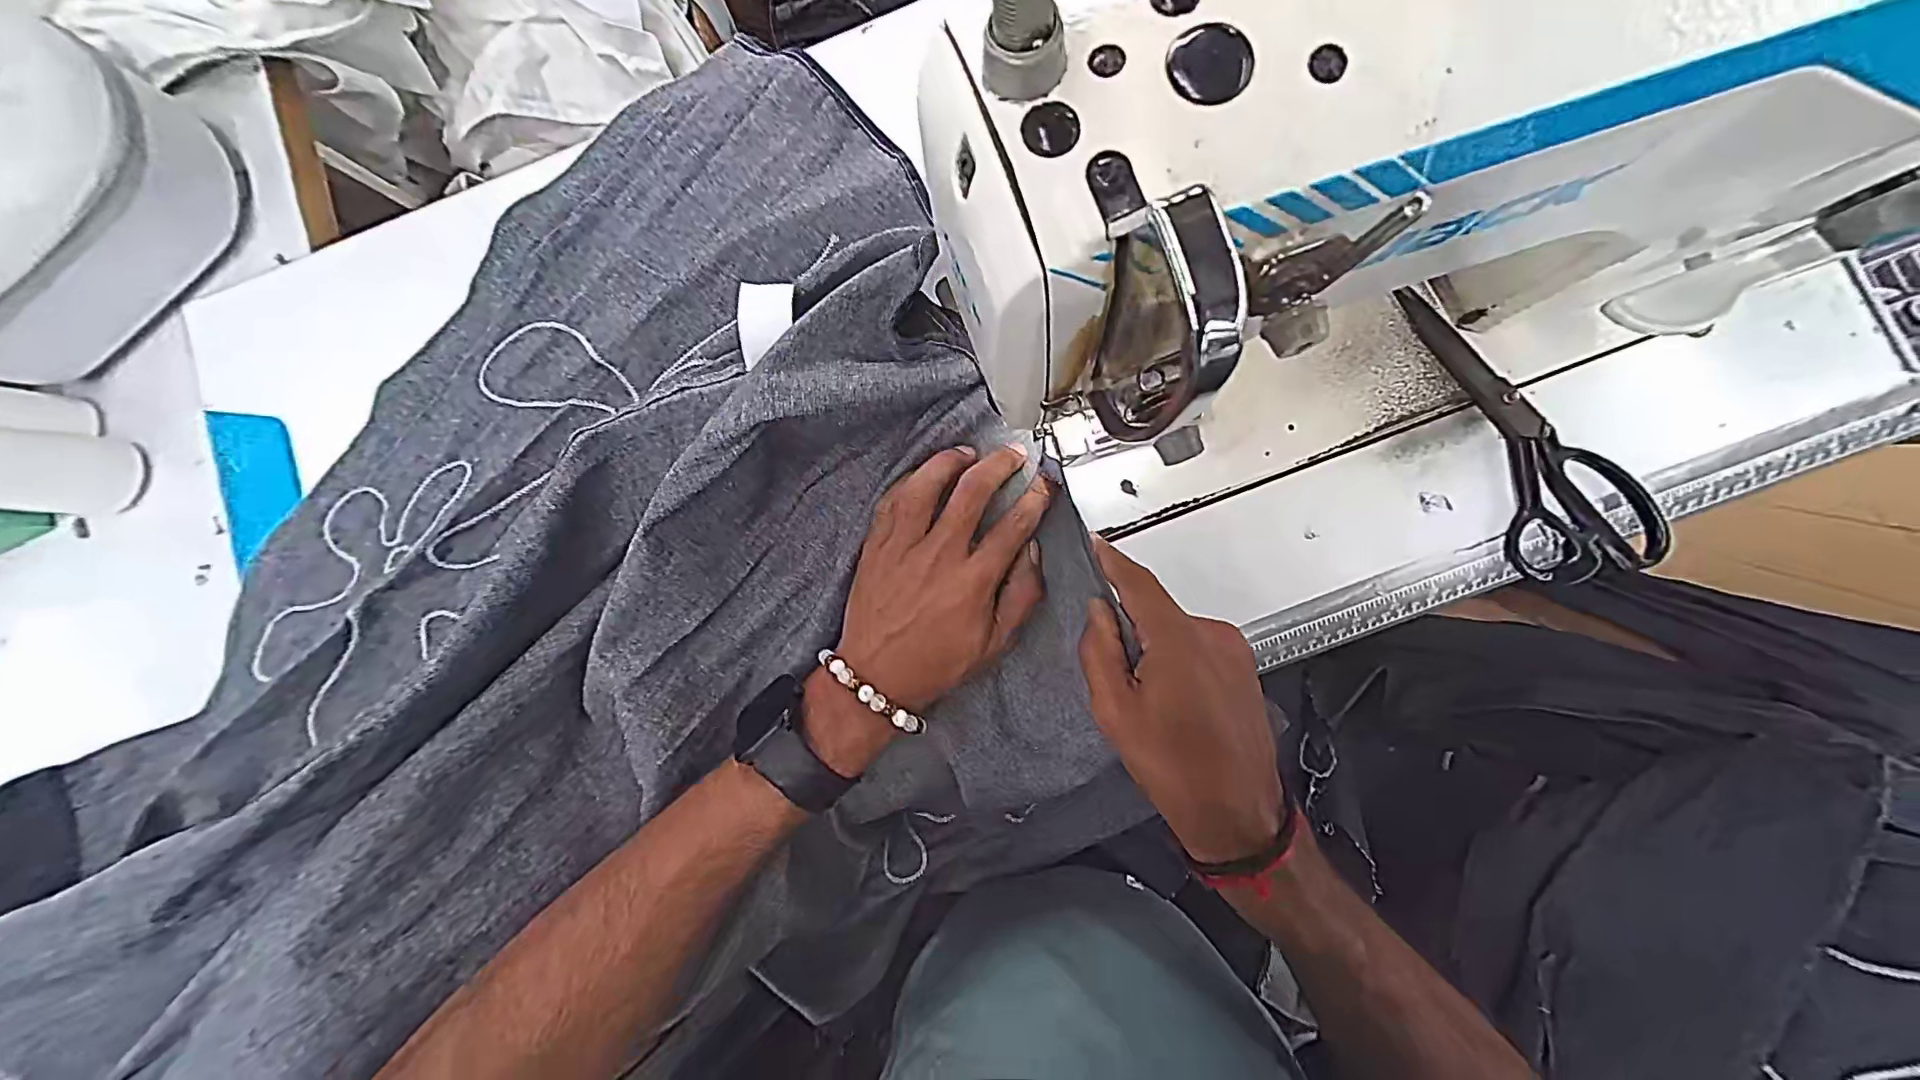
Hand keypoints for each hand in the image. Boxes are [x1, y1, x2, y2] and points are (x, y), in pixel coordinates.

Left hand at [836, 444, 1052, 712]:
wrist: (875, 676)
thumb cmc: (933, 663)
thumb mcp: (993, 644)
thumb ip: (1021, 597)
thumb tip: (1032, 555)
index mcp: (972, 582)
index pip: (1012, 526)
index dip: (1033, 499)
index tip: (1042, 486)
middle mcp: (938, 557)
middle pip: (972, 492)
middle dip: (998, 466)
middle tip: (1011, 457)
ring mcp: (903, 548)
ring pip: (927, 486)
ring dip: (950, 462)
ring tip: (967, 453)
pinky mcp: (877, 546)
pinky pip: (894, 500)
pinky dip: (911, 480)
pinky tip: (925, 474)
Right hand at [1078, 537, 1284, 864]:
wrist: (1235, 811)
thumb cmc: (1179, 770)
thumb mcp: (1114, 711)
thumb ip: (1098, 650)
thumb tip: (1098, 613)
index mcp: (1178, 641)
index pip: (1138, 582)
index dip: (1112, 561)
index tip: (1096, 545)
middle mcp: (1212, 636)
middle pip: (1155, 609)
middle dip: (1129, 626)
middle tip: (1116, 672)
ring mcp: (1233, 651)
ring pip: (1176, 630)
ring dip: (1155, 648)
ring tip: (1151, 700)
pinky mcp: (1243, 666)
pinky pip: (1197, 645)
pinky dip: (1177, 659)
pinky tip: (1173, 702)